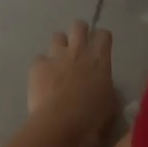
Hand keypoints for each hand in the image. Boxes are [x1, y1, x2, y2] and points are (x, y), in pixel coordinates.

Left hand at [28, 21, 116, 135]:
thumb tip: (103, 84)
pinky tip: (43, 78)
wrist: (60, 121)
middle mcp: (78, 51)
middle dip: (79, 31)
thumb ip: (106, 86)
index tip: (101, 47)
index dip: (102, 39)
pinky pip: (40, 58)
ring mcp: (56, 56)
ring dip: (60, 45)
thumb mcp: (109, 101)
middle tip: (79, 46)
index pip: (104, 35)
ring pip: (57, 36)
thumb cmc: (91, 114)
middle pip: (78, 26)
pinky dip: (42, 66)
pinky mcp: (38, 66)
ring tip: (60, 60)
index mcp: (99, 59)